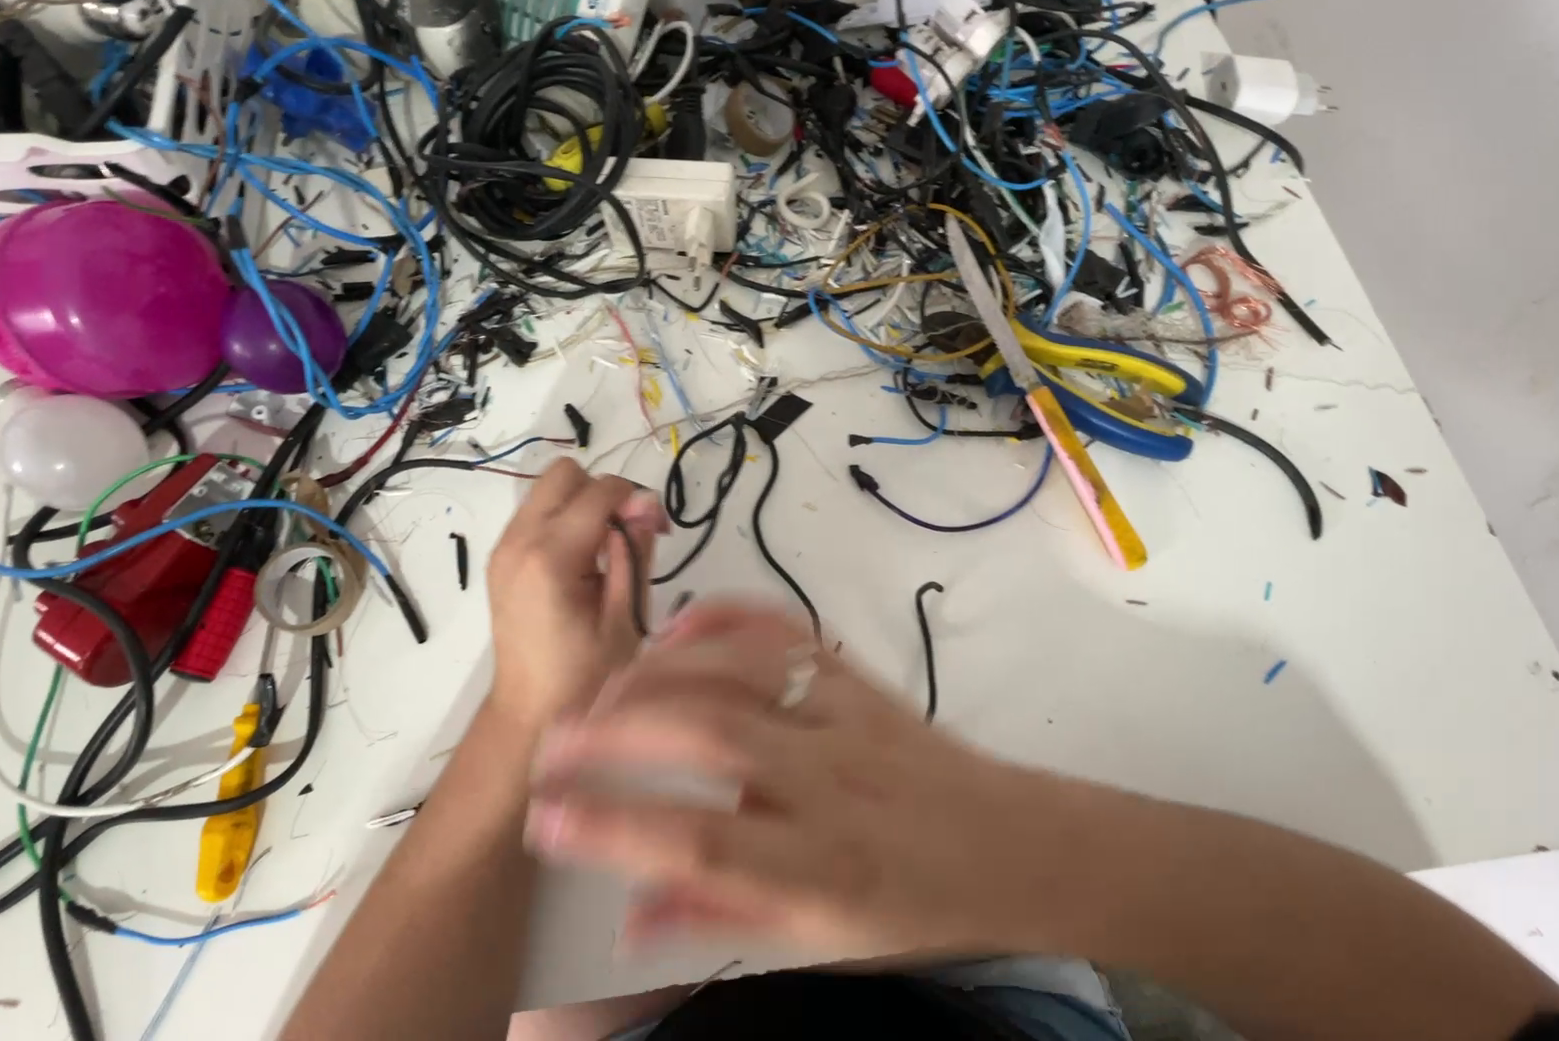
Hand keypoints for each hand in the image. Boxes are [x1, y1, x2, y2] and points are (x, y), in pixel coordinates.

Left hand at [486, 458, 666, 731]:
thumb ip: (634, 551)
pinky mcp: (501, 559)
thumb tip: (646, 505)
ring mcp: (503, 549)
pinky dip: (563, 519)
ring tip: (604, 550)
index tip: (656, 530)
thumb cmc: (585, 677)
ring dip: (582, 504)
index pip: (599, 490)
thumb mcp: (625, 616)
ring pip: (547, 489)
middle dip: (603, 492)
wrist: (530, 713)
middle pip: (564, 473)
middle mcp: (518, 542)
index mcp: (550, 557)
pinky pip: (535, 513)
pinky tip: (582, 561)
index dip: (636, 500)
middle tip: (626, 533)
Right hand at [525, 602, 1077, 958]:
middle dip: (618, 733)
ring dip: (658, 671)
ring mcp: (847, 715)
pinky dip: (722, 615)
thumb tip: (628, 918)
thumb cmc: (913, 905)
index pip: (703, 847)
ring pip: (741, 672)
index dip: (614, 830)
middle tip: (554, 739)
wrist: (1013, 845)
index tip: (545, 818)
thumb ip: (722, 921)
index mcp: (825, 868)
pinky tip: (673, 630)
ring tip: (600, 690)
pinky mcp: (856, 674)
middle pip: (712, 737)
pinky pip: (783, 627)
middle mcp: (833, 782)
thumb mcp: (824, 943)